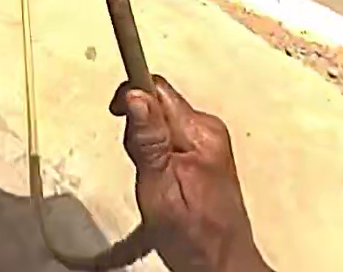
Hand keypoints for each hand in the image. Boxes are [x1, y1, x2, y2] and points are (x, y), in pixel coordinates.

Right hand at [112, 77, 271, 271]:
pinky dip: (161, 148)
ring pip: (164, 117)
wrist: (226, 269)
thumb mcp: (160, 194)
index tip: (117, 114)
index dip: (132, 96)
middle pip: (159, 103)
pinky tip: (165, 176)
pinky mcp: (208, 148)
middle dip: (140, 128)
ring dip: (150, 140)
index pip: (157, 89)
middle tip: (142, 167)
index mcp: (199, 133)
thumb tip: (135, 95)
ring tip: (155, 177)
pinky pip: (173, 131)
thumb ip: (147, 143)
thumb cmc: (194, 241)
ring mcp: (210, 137)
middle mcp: (208, 127)